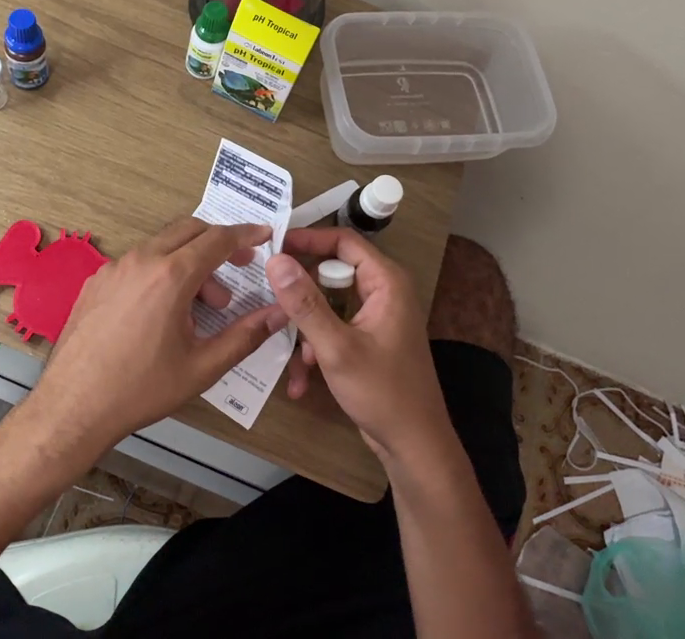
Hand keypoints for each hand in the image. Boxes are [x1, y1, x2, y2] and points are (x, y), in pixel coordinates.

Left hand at [31, 219, 286, 452]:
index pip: (217, 239)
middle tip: (238, 269)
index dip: (246, 234)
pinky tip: (163, 313)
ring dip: (189, 263)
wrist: (72, 407)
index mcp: (170, 276)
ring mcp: (113, 269)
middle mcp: (140, 261)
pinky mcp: (96, 282)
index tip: (265, 234)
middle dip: (218, 244)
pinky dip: (160, 272)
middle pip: (189, 230)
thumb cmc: (140, 390)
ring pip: (161, 246)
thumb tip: (280, 314)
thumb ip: (246, 336)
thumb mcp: (202, 367)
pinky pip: (137, 263)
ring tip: (201, 309)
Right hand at [266, 228, 451, 461]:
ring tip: (293, 360)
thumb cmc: (382, 392)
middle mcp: (383, 292)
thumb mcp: (337, 348)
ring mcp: (376, 317)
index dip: (307, 240)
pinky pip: (334, 329)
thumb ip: (305, 304)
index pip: (343, 242)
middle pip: (331, 273)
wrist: (414, 445)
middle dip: (301, 297)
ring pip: (328, 306)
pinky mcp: (368, 340)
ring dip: (306, 331)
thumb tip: (276, 261)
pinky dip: (317, 349)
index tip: (273, 247)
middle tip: (270, 304)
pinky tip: (303, 380)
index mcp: (386, 282)